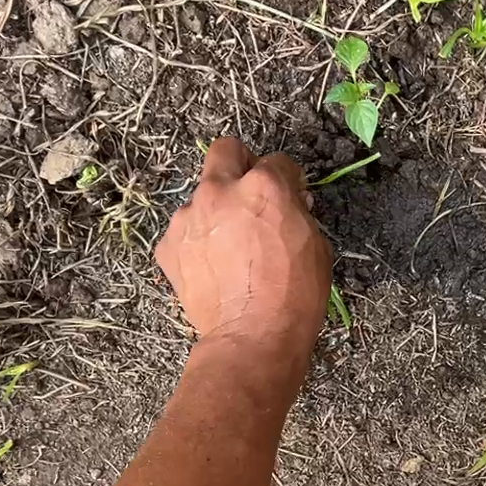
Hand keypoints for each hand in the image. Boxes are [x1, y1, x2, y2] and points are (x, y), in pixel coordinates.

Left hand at [154, 137, 331, 358]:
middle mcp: (221, 191)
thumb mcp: (317, 246)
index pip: (278, 161)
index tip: (293, 195)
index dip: (290, 179)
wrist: (254, 335)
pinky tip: (217, 266)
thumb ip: (299, 214)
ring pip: (203, 195)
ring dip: (219, 209)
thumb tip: (290, 204)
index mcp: (264, 187)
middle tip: (254, 193)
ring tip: (234, 246)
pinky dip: (201, 241)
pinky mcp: (169, 245)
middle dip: (242, 164)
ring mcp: (189, 217)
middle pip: (226, 150)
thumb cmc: (297, 294)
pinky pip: (186, 230)